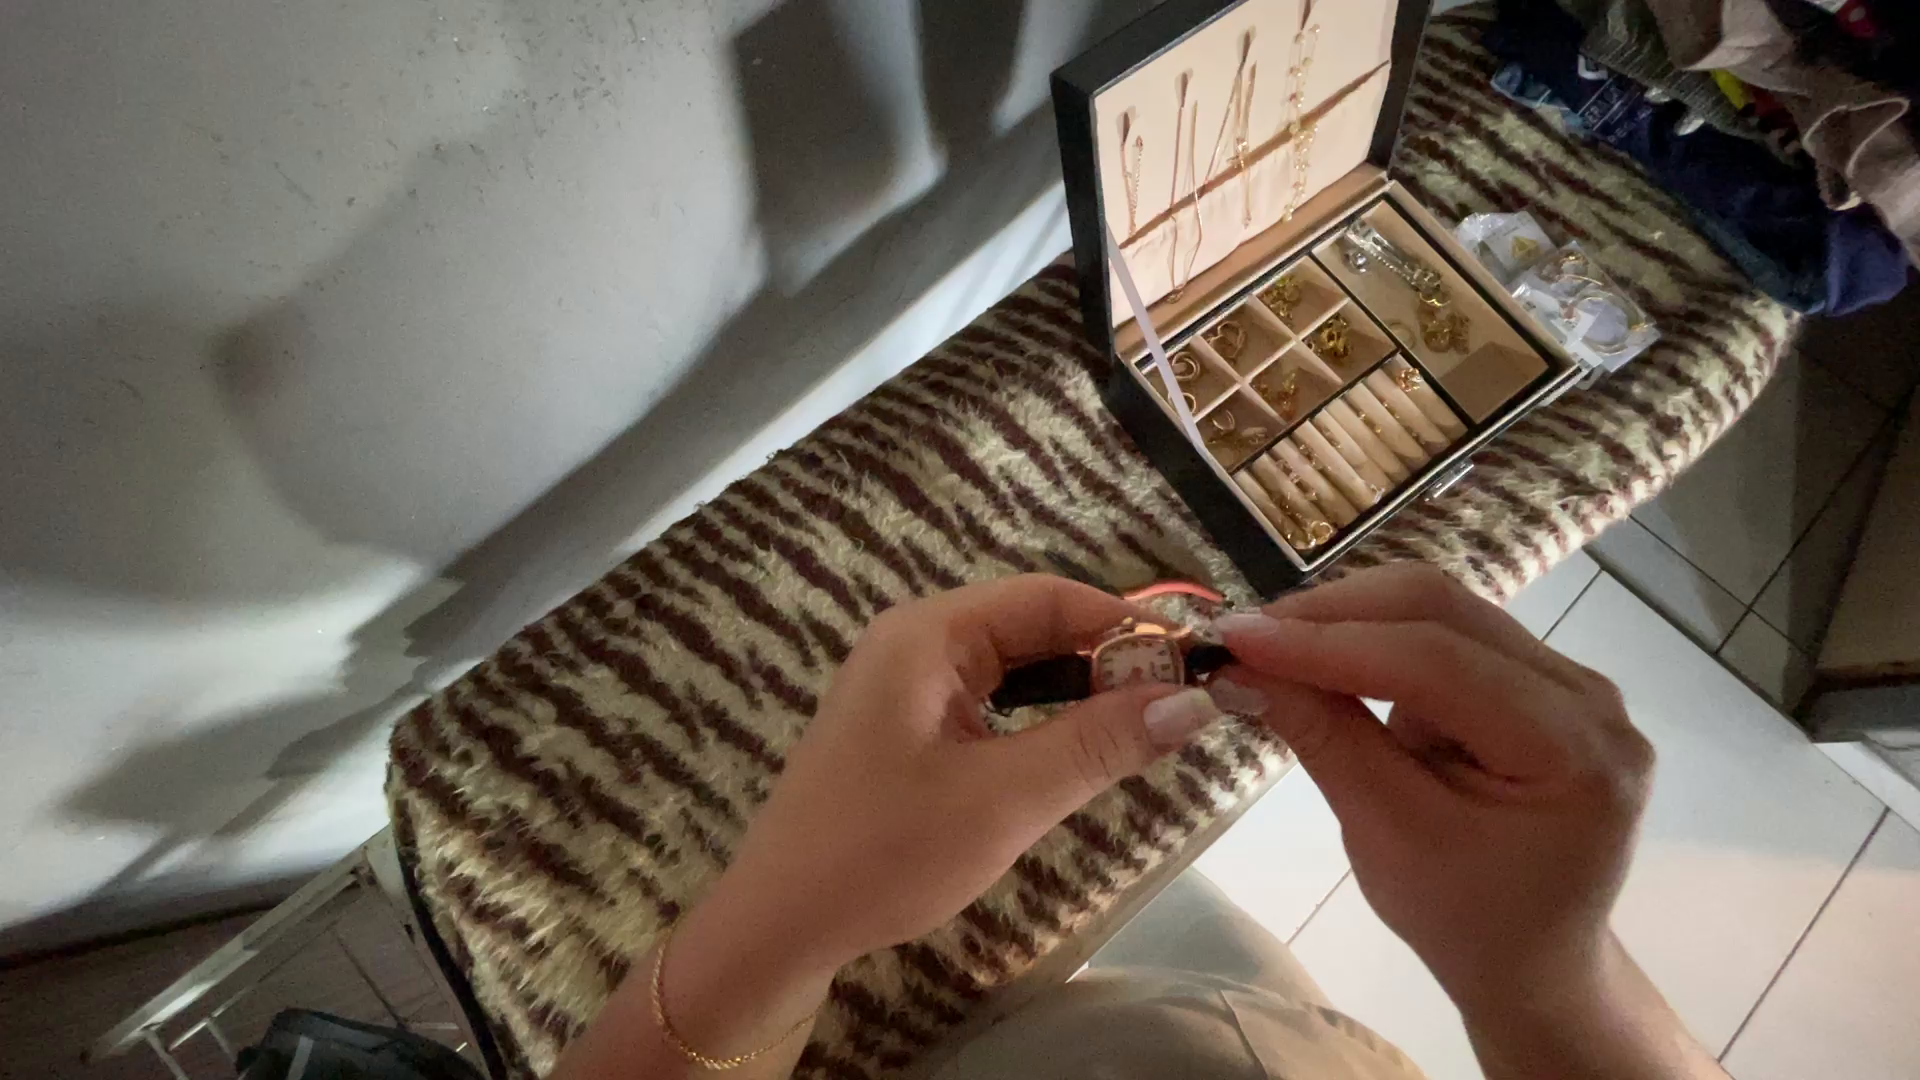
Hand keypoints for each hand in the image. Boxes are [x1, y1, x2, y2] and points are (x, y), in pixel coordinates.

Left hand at [716, 573, 1225, 972]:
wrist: (781, 924)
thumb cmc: (884, 852)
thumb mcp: (1004, 798)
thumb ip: (1099, 743)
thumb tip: (1193, 701)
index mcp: (929, 631)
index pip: (1047, 597)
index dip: (1125, 622)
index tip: (1194, 661)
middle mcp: (918, 638)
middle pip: (1032, 625)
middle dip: (1105, 657)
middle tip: (1179, 699)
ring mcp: (910, 679)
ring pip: (1015, 663)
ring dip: (1078, 688)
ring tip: (1143, 720)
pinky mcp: (910, 719)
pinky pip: (992, 697)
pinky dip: (1041, 714)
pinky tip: (1079, 741)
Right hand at [1212, 563, 1653, 1006]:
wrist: (1527, 953)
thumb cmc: (1461, 913)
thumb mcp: (1383, 832)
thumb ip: (1319, 736)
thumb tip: (1237, 668)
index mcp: (1574, 750)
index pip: (1434, 662)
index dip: (1325, 644)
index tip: (1236, 639)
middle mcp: (1581, 692)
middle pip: (1436, 609)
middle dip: (1328, 614)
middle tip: (1245, 638)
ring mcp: (1555, 674)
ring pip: (1429, 604)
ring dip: (1338, 615)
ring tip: (1269, 643)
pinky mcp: (1519, 670)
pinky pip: (1429, 624)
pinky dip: (1358, 630)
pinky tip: (1313, 651)